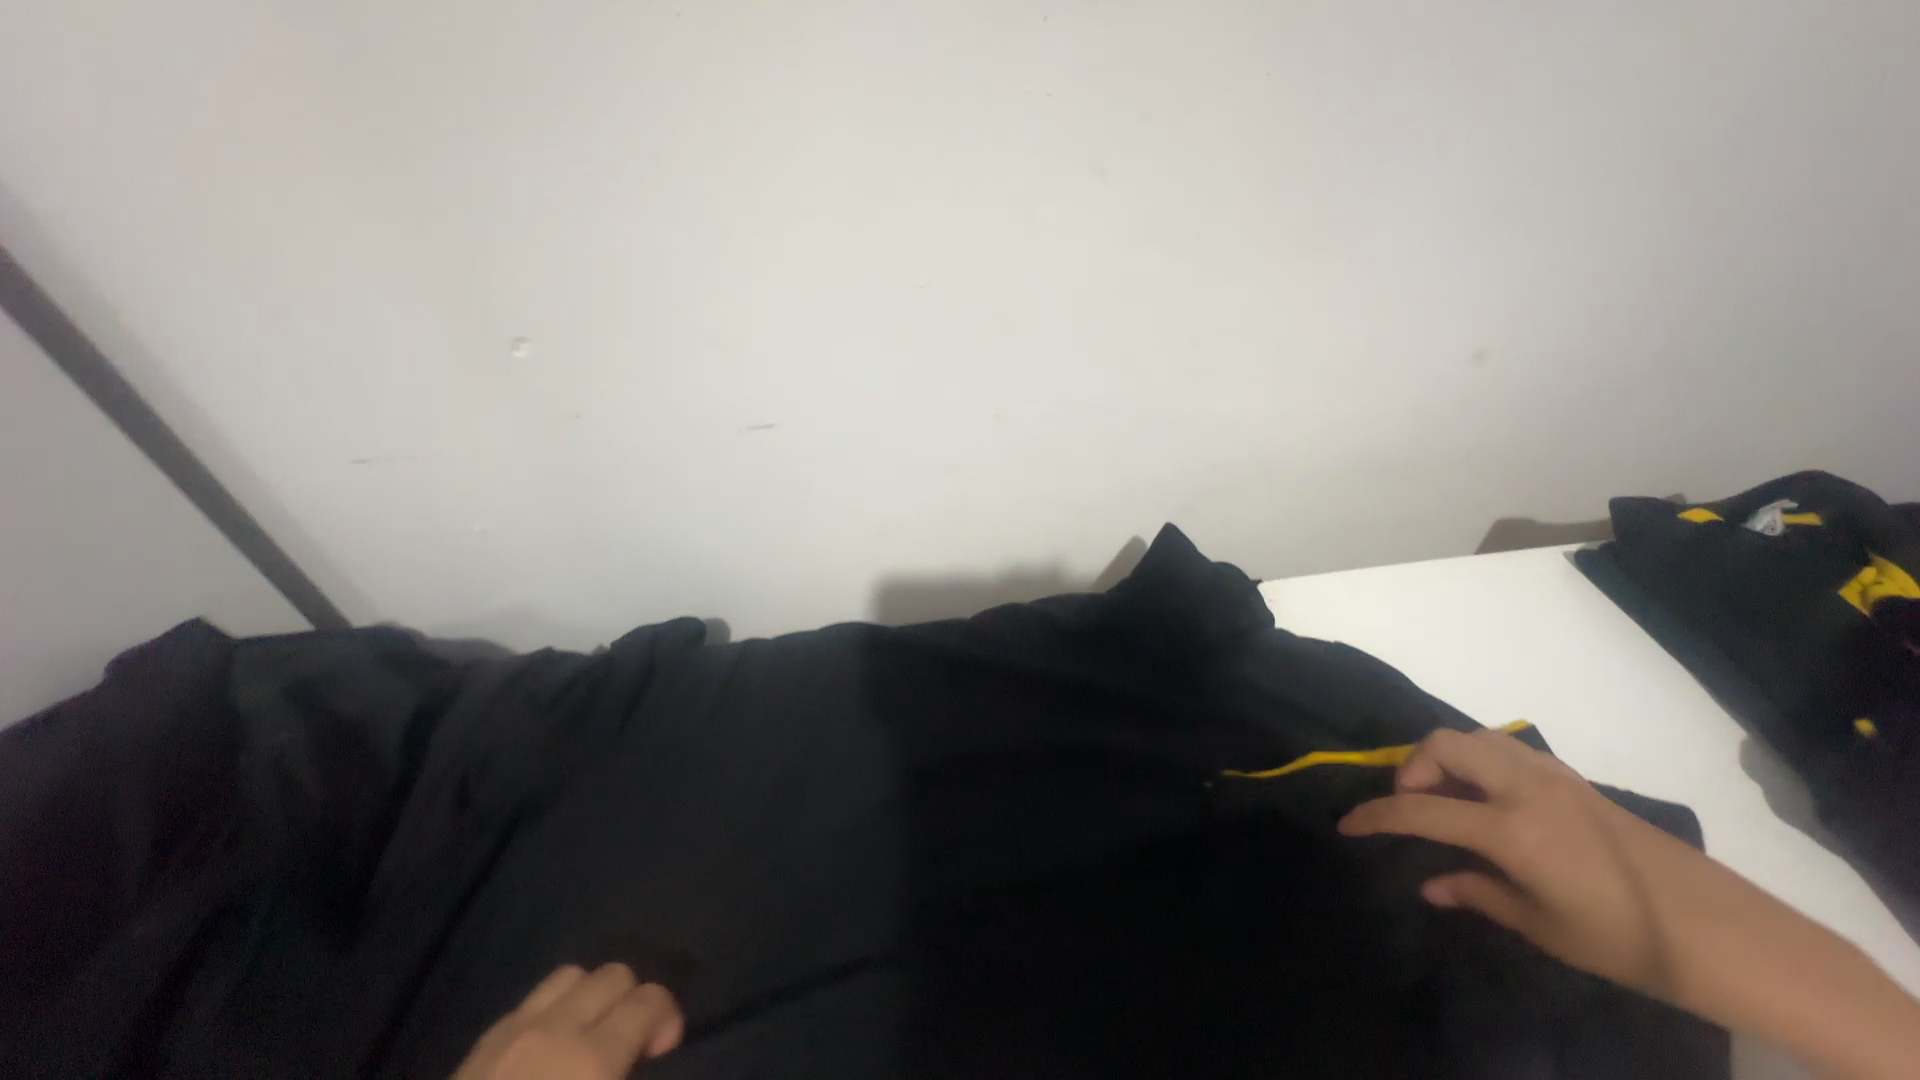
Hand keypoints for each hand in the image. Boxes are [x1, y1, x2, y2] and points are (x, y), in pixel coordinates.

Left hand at [452, 964, 683, 1079]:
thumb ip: (620, 1076)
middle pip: (614, 974)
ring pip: (570, 976)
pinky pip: (531, 1001)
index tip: (663, 1051)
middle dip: (633, 1000)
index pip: (650, 999)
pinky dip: (553, 1012)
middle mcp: (555, 1029)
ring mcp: (512, 1031)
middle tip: (631, 1045)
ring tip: (590, 1038)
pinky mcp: (480, 1045)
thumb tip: (633, 1064)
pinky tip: (547, 1052)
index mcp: (591, 1058)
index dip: (668, 1016)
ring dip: (591, 997)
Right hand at [1337, 727, 1682, 998]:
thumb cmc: (1625, 942)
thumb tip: (1430, 882)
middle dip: (1411, 768)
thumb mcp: (1542, 927)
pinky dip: (1480, 760)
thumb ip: (1477, 893)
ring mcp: (1554, 777)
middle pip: (1444, 744)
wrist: (1724, 935)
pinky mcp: (1575, 780)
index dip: (1376, 815)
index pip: (1421, 809)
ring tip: (1446, 799)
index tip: (1347, 824)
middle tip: (1412, 806)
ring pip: (1477, 737)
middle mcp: (1525, 788)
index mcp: (1511, 829)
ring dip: (1446, 758)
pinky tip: (1489, 800)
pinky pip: (1509, 749)